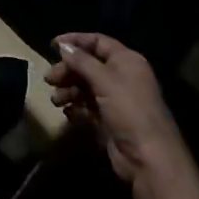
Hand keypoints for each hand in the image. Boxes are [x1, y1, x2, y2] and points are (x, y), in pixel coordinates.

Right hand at [46, 33, 184, 184]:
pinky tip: (66, 112)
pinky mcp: (109, 120)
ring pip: (86, 86)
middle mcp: (121, 76)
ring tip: (55, 100)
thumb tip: (63, 46)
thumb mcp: (105, 81)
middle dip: (68, 70)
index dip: (76, 41)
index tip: (52, 46)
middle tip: (49, 79)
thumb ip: (82, 61)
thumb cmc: (129, 110)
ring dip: (69, 90)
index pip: (98, 42)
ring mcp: (115, 99)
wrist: (148, 158)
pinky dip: (76, 107)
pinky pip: (88, 107)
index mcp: (126, 60)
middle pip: (89, 65)